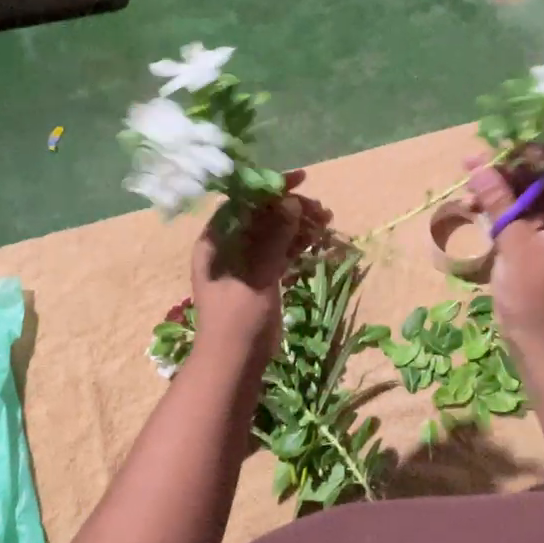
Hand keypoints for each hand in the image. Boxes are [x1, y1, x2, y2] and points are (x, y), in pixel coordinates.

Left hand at [191, 171, 329, 360]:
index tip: (299, 180)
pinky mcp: (262, 277)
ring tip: (326, 220)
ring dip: (299, 224)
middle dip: (290, 207)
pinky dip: (298, 242)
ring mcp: (246, 262)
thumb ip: (273, 237)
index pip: (244, 202)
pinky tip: (318, 237)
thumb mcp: (256, 274)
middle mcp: (229, 246)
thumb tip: (290, 202)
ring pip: (275, 232)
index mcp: (216, 241)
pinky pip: (281, 251)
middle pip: (262, 215)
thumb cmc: (237, 317)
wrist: (235, 362)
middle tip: (320, 209)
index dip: (270, 187)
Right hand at [466, 146, 543, 345]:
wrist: (539, 342)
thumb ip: (499, 201)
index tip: (504, 148)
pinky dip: (494, 210)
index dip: (536, 153)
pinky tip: (470, 207)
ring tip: (467, 189)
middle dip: (507, 170)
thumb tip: (478, 163)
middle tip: (475, 163)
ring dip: (496, 190)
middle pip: (539, 180)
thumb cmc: (535, 293)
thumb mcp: (515, 243)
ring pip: (522, 197)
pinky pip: (513, 216)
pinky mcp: (530, 245)